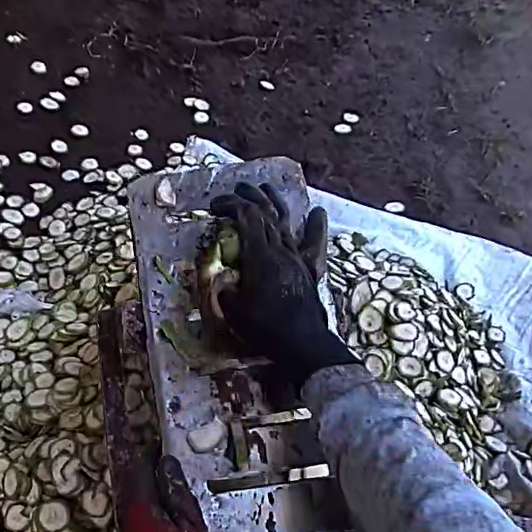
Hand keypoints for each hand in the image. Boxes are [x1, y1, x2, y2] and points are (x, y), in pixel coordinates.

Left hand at [119, 453, 216, 531]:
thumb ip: (178, 497)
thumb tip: (166, 464)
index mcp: (142, 511)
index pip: (138, 469)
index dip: (145, 449)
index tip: (152, 433)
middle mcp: (126, 519)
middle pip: (130, 481)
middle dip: (140, 461)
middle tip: (152, 444)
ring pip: (130, 497)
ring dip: (142, 481)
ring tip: (158, 469)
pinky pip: (134, 513)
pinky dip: (145, 501)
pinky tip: (158, 503)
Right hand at [209, 182, 355, 386]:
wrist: (302, 343)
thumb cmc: (265, 328)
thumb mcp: (234, 311)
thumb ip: (226, 290)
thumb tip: (225, 283)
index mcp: (260, 256)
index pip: (247, 218)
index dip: (231, 205)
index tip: (215, 207)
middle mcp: (281, 250)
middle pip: (266, 214)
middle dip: (249, 198)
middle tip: (235, 190)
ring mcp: (297, 258)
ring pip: (286, 222)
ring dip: (274, 202)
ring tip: (265, 188)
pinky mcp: (308, 269)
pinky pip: (313, 242)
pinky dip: (314, 226)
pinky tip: (316, 213)